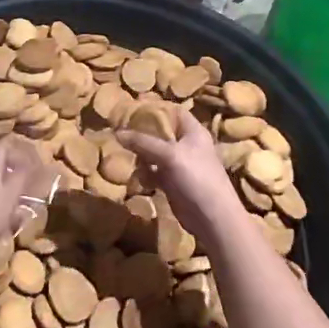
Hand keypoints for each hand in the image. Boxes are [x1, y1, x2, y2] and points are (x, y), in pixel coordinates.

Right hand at [117, 112, 239, 224]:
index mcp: (193, 132)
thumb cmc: (197, 178)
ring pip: (153, 152)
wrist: (212, 218)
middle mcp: (186, 145)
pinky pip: (152, 171)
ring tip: (123, 154)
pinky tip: (135, 176)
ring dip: (139, 154)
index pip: (173, 111)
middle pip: (160, 132)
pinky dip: (143, 172)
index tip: (130, 109)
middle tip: (119, 131)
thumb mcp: (169, 155)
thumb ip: (143, 142)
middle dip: (140, 132)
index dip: (154, 108)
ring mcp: (179, 164)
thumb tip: (116, 132)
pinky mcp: (172, 181)